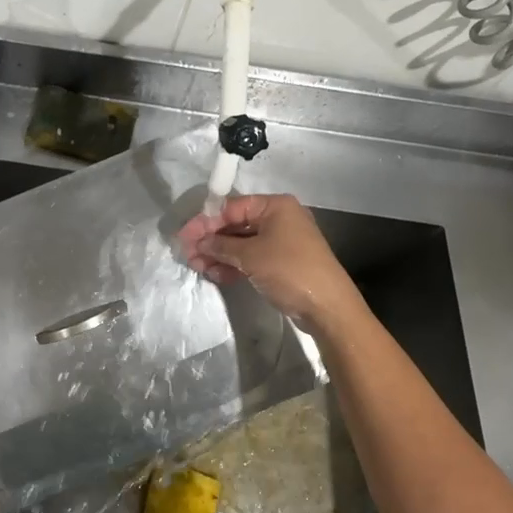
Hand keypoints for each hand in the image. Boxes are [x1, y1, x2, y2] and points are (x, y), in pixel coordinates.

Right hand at [177, 193, 362, 333]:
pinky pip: (252, 258)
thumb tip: (199, 242)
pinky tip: (217, 275)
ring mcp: (282, 242)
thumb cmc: (289, 269)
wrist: (327, 307)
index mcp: (275, 206)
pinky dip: (234, 265)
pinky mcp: (282, 263)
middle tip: (188, 255)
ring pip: (242, 244)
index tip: (185, 237)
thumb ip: (221, 245)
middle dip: (211, 240)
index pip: (232, 207)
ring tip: (199, 268)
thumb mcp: (250, 255)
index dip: (206, 222)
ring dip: (220, 255)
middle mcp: (279, 218)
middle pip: (236, 225)